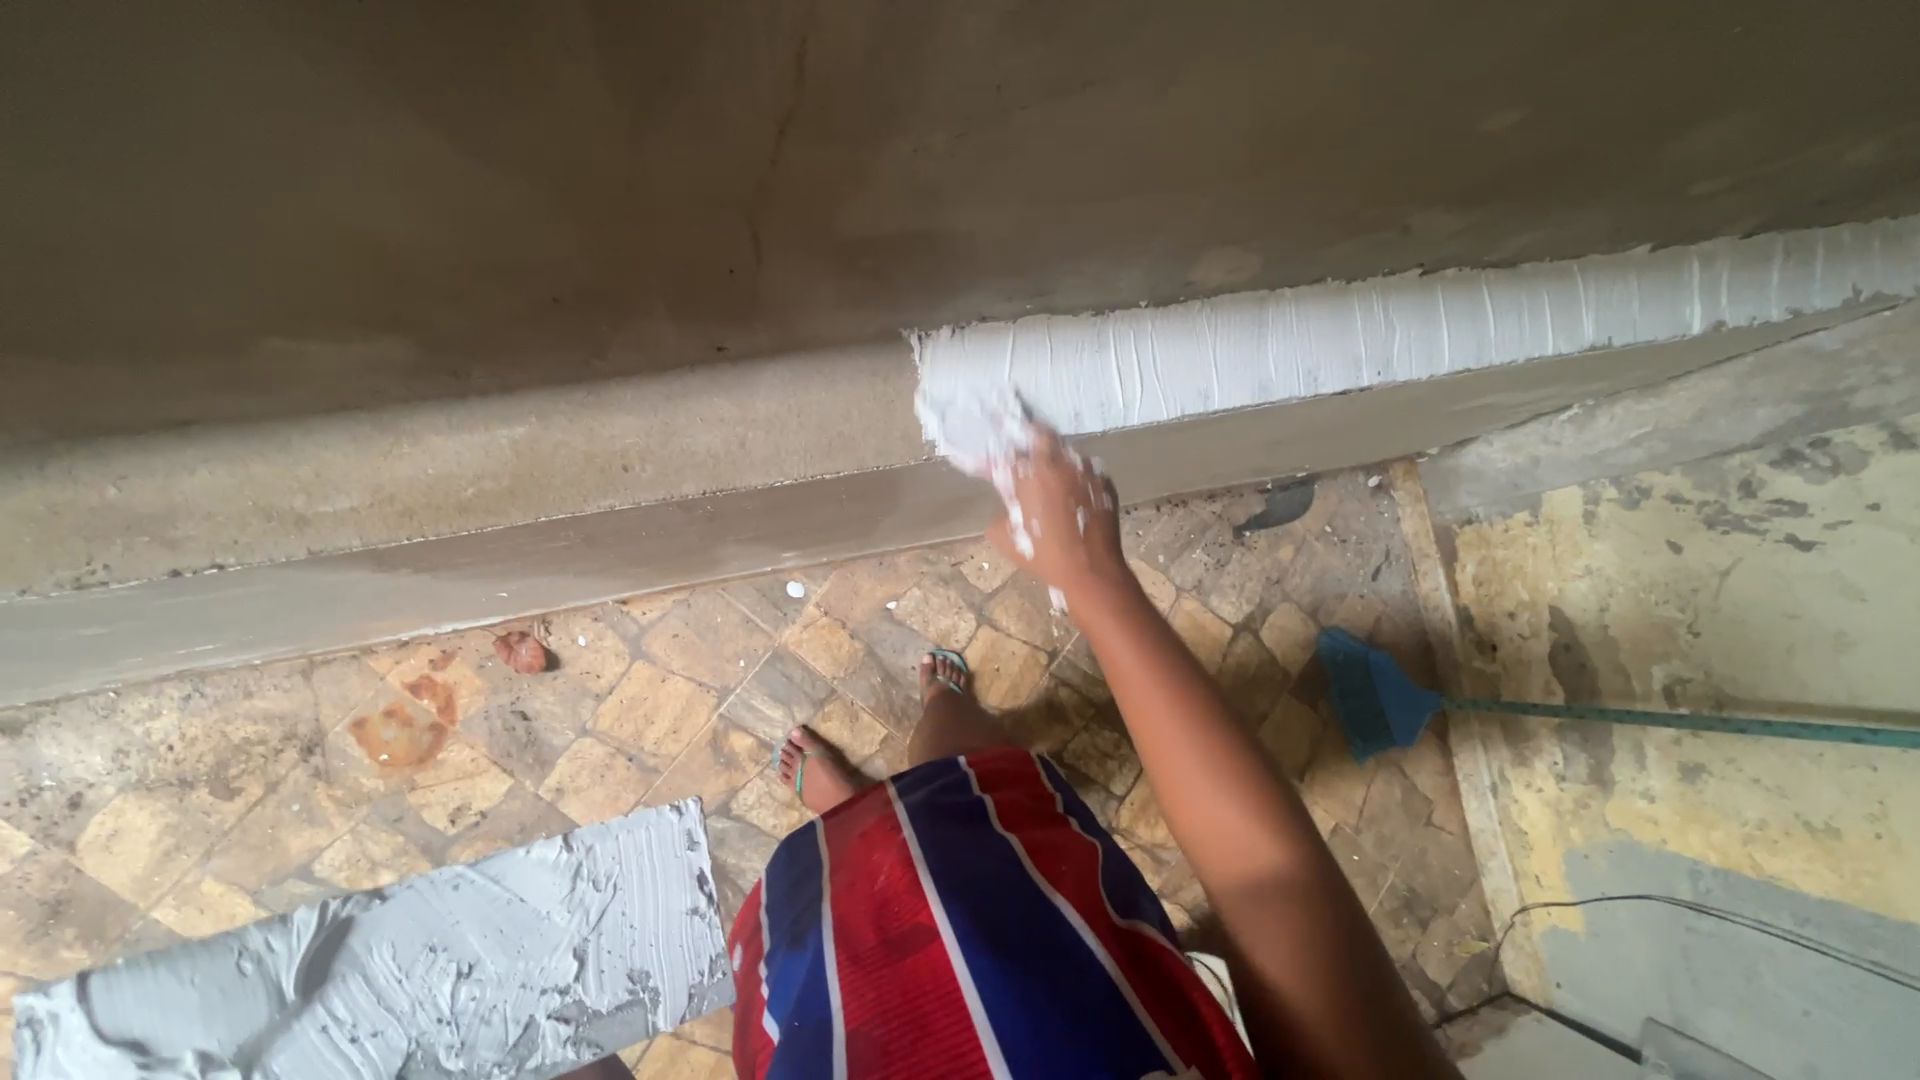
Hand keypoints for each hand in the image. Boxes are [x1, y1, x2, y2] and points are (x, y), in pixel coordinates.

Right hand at [985, 427, 1133, 604]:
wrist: (1090, 570)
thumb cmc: (1043, 555)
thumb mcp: (1005, 536)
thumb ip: (1002, 508)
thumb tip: (1007, 498)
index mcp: (1031, 471)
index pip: (1010, 449)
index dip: (1003, 451)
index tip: (999, 450)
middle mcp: (1060, 462)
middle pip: (1043, 435)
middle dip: (1031, 437)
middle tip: (1026, 450)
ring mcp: (1088, 471)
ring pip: (1068, 452)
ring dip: (1057, 458)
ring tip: (1051, 474)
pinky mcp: (1106, 484)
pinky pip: (1087, 472)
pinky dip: (1077, 477)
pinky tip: (1073, 493)